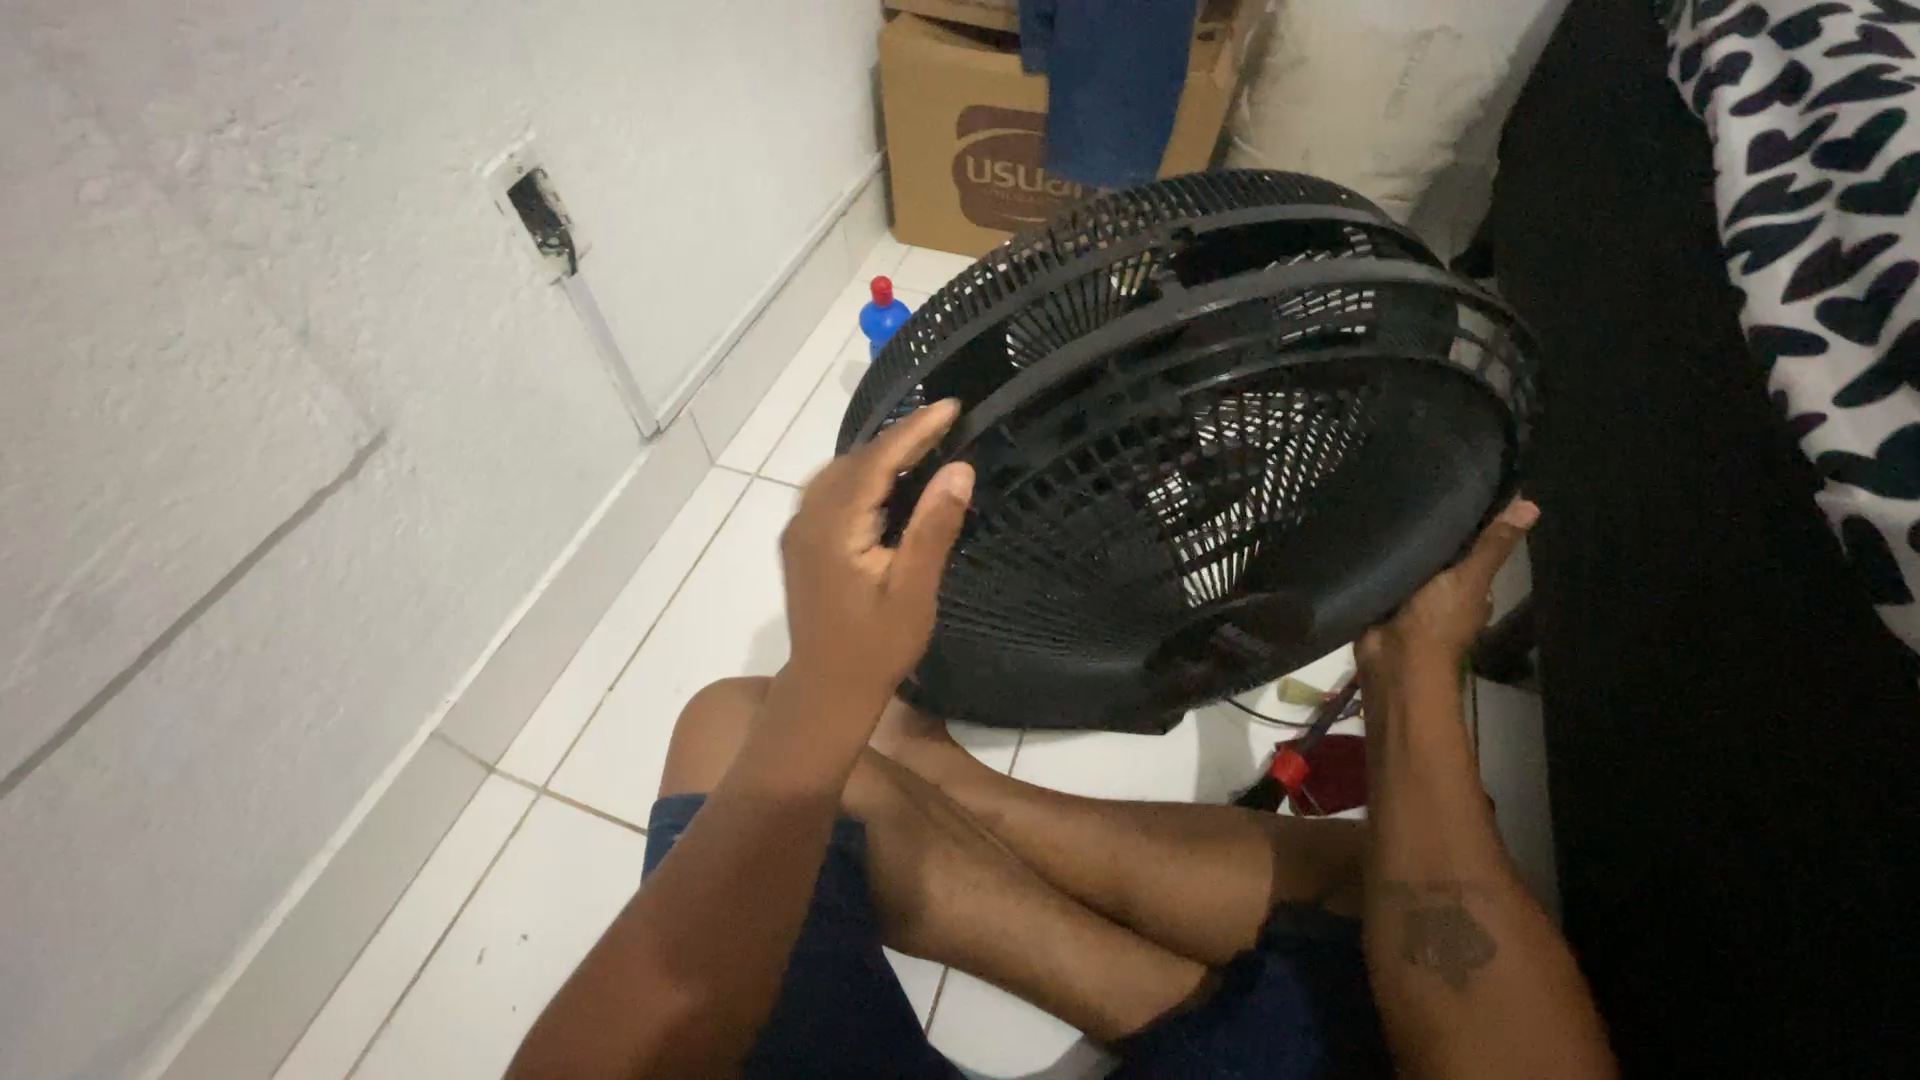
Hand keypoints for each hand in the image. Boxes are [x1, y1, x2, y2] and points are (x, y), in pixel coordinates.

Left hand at [779, 400, 974, 718]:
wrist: (826, 689)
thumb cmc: (876, 648)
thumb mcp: (913, 592)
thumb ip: (933, 528)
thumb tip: (959, 470)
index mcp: (834, 529)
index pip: (876, 461)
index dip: (915, 431)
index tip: (951, 407)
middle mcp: (807, 520)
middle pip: (854, 461)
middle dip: (899, 438)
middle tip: (944, 424)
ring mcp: (797, 530)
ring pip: (838, 472)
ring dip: (878, 454)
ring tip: (922, 444)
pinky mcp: (798, 542)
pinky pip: (828, 491)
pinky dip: (859, 475)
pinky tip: (884, 481)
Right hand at [1357, 498, 1538, 676]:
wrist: (1392, 661)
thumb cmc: (1437, 622)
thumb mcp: (1469, 578)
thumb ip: (1492, 545)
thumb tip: (1533, 504)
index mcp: (1470, 588)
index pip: (1470, 549)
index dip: (1464, 525)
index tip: (1448, 491)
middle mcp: (1442, 593)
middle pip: (1436, 556)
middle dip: (1426, 535)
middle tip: (1406, 494)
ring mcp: (1409, 601)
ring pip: (1407, 565)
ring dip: (1398, 548)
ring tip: (1383, 507)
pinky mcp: (1379, 603)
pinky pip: (1380, 577)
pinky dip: (1375, 563)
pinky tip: (1363, 539)